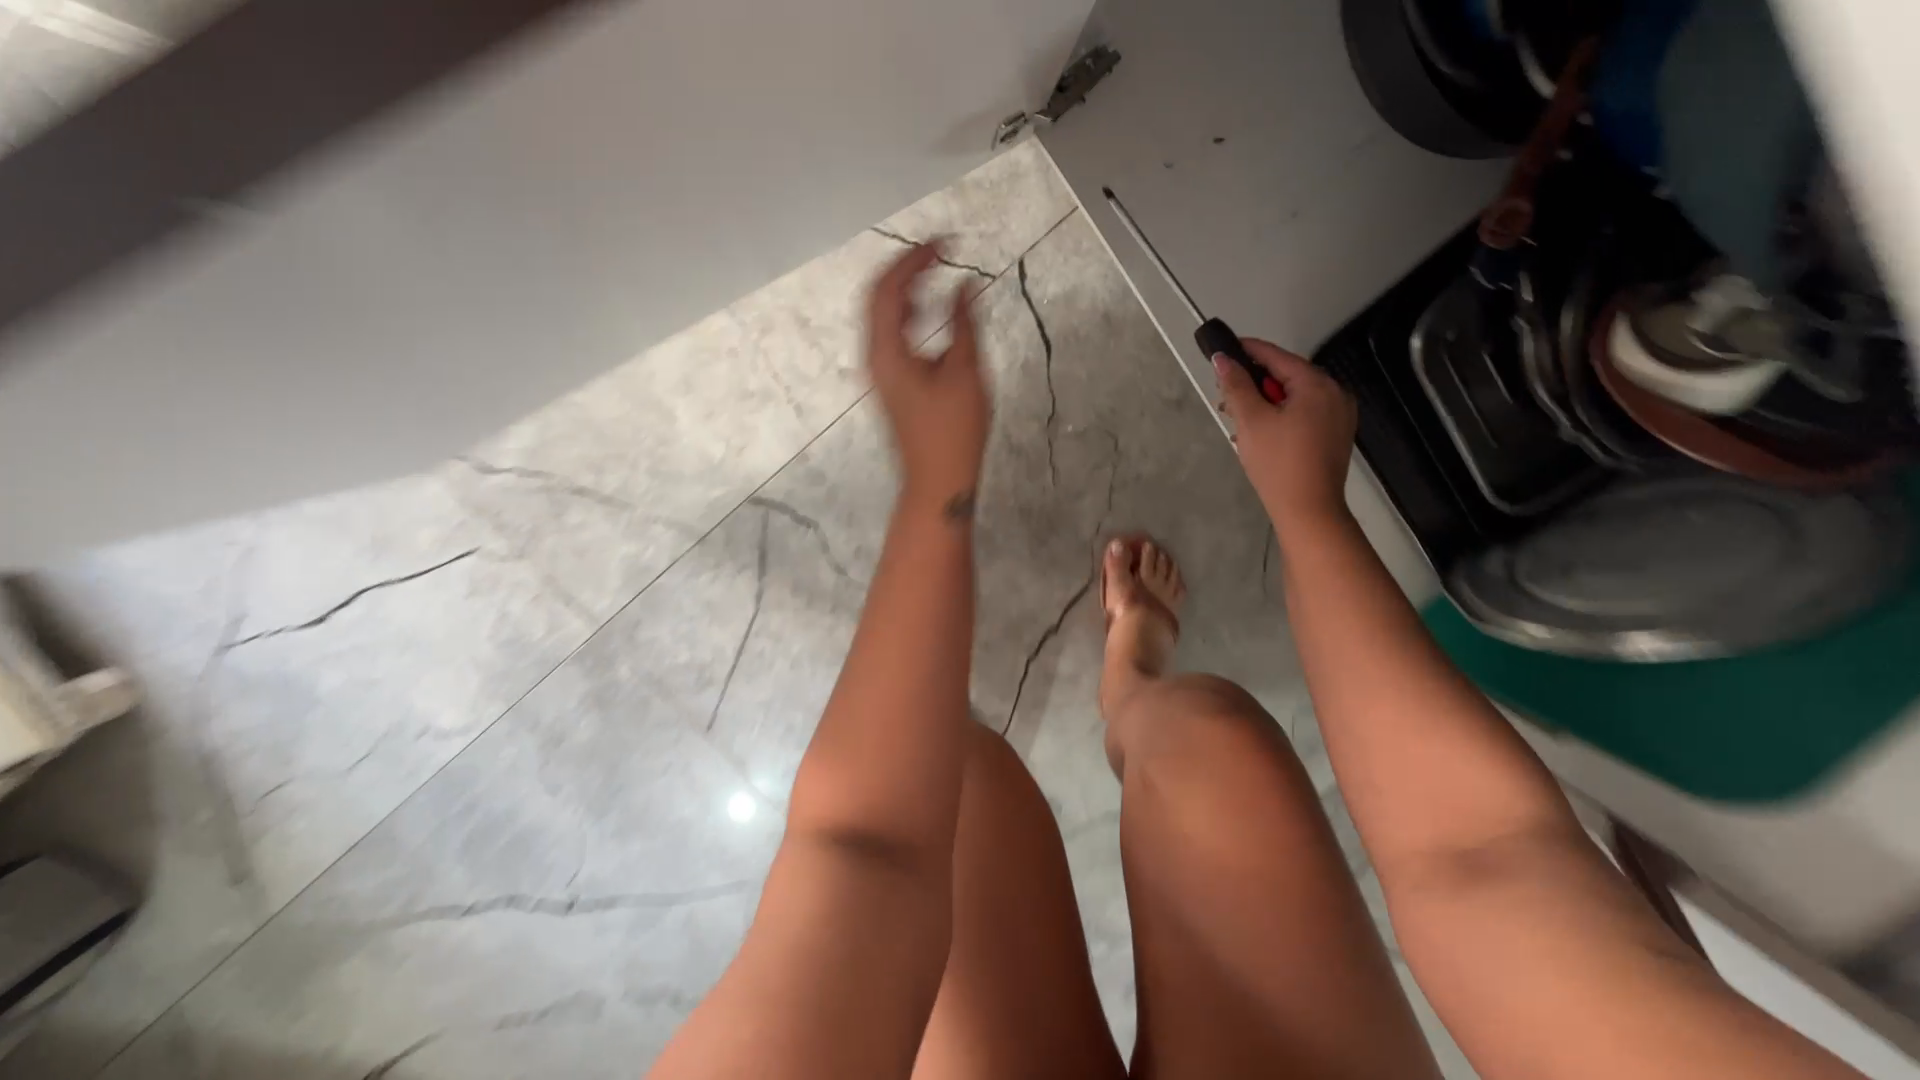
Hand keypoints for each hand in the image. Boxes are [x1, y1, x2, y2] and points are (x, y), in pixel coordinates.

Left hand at [865, 243, 990, 517]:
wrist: (937, 480)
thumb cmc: (953, 431)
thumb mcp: (965, 371)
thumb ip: (963, 321)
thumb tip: (964, 284)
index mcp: (886, 351)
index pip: (889, 288)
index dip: (914, 258)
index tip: (942, 243)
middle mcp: (873, 357)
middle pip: (877, 297)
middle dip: (906, 268)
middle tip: (936, 251)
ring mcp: (878, 371)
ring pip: (881, 315)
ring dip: (905, 290)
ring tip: (933, 272)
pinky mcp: (889, 381)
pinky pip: (889, 334)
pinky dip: (907, 314)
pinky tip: (928, 312)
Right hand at [1213, 339, 1356, 535]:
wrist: (1309, 511)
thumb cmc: (1278, 463)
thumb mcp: (1251, 421)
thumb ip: (1236, 385)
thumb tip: (1223, 358)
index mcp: (1317, 384)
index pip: (1276, 355)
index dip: (1246, 350)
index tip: (1221, 350)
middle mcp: (1335, 393)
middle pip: (1287, 376)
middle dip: (1254, 384)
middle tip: (1226, 399)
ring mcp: (1339, 416)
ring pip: (1295, 397)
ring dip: (1265, 402)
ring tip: (1240, 421)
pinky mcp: (1335, 436)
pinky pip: (1305, 414)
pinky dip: (1282, 416)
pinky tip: (1262, 434)